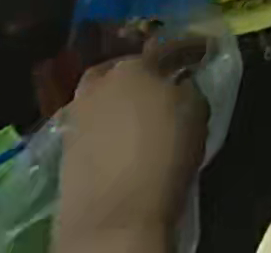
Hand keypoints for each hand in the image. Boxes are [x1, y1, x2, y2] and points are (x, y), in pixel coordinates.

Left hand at [54, 36, 210, 251]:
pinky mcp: (65, 151)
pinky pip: (94, 124)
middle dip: (145, 70)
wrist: (113, 223)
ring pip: (105, 95)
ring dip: (123, 98)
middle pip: (126, 67)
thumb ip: (190, 88)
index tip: (205, 50)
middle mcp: (100, 84)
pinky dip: (109, 125)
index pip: (167, 48)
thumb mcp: (196, 112)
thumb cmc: (163, 156)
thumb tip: (182, 84)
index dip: (189, 48)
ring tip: (144, 113)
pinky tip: (125, 139)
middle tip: (165, 81)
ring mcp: (77, 117)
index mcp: (134, 67)